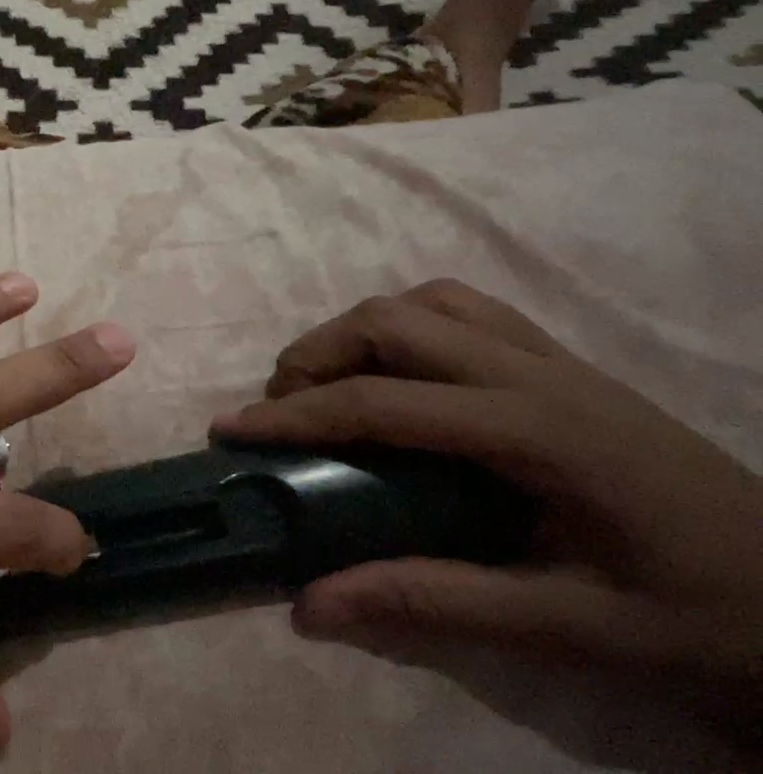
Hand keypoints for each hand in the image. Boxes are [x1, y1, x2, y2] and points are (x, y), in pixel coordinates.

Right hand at [212, 280, 762, 735]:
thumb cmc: (700, 619)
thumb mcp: (568, 627)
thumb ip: (431, 603)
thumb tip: (308, 605)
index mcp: (540, 432)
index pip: (381, 403)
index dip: (293, 415)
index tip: (228, 430)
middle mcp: (543, 376)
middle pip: (393, 323)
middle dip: (315, 355)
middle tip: (283, 410)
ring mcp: (561, 362)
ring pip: (429, 301)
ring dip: (361, 331)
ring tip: (333, 386)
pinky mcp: (571, 367)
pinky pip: (468, 311)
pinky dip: (410, 325)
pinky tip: (401, 375)